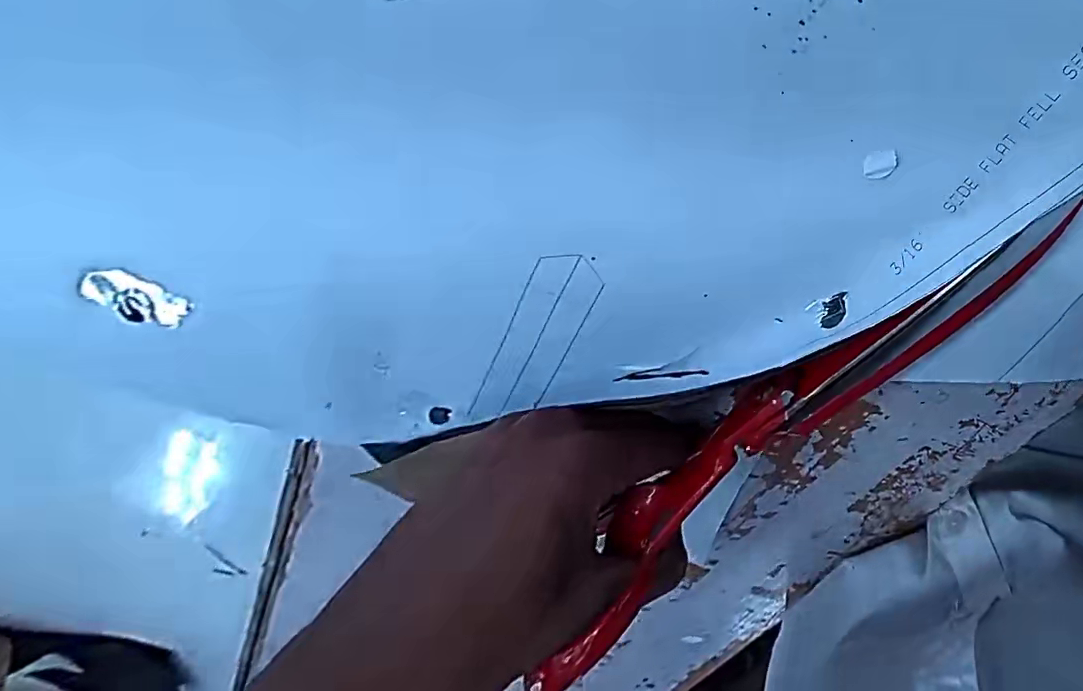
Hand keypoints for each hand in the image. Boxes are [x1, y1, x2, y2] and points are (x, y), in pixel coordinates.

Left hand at [254, 408, 694, 690]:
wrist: (378, 655)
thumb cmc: (492, 627)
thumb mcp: (586, 602)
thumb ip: (648, 563)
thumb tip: (674, 546)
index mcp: (579, 456)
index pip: (660, 440)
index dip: (690, 454)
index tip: (705, 466)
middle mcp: (546, 427)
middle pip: (623, 427)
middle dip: (650, 457)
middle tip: (660, 497)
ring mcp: (508, 432)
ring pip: (584, 430)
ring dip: (609, 457)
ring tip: (609, 506)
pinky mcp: (481, 448)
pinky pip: (546, 439)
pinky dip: (570, 459)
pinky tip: (559, 506)